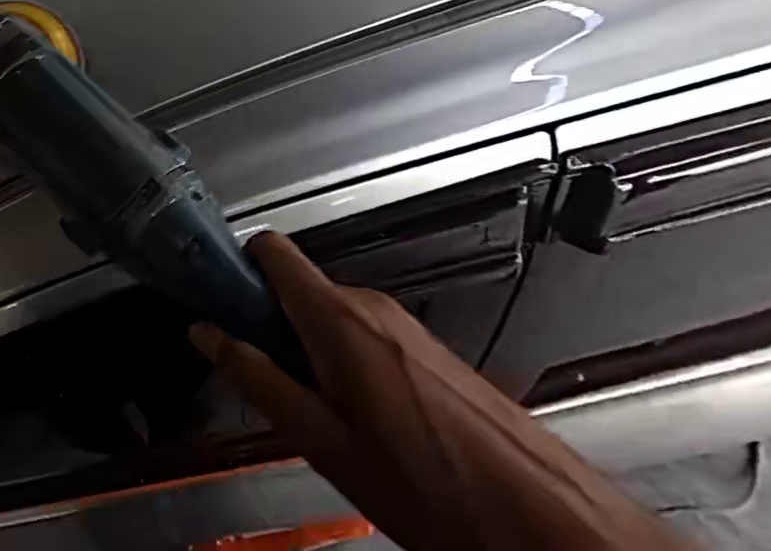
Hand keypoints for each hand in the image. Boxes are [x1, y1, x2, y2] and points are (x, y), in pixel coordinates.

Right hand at [189, 232, 686, 550]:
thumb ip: (255, 378)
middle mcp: (372, 308)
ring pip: (325, 313)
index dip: (233, 264)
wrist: (563, 536)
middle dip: (266, 321)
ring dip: (302, 345)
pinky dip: (339, 359)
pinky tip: (356, 418)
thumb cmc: (439, 492)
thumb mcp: (322, 442)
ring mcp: (406, 328)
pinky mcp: (430, 351)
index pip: (268, 248)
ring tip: (314, 410)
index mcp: (338, 319)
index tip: (215, 299)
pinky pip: (361, 333)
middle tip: (263, 376)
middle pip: (293, 285)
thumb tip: (208, 335)